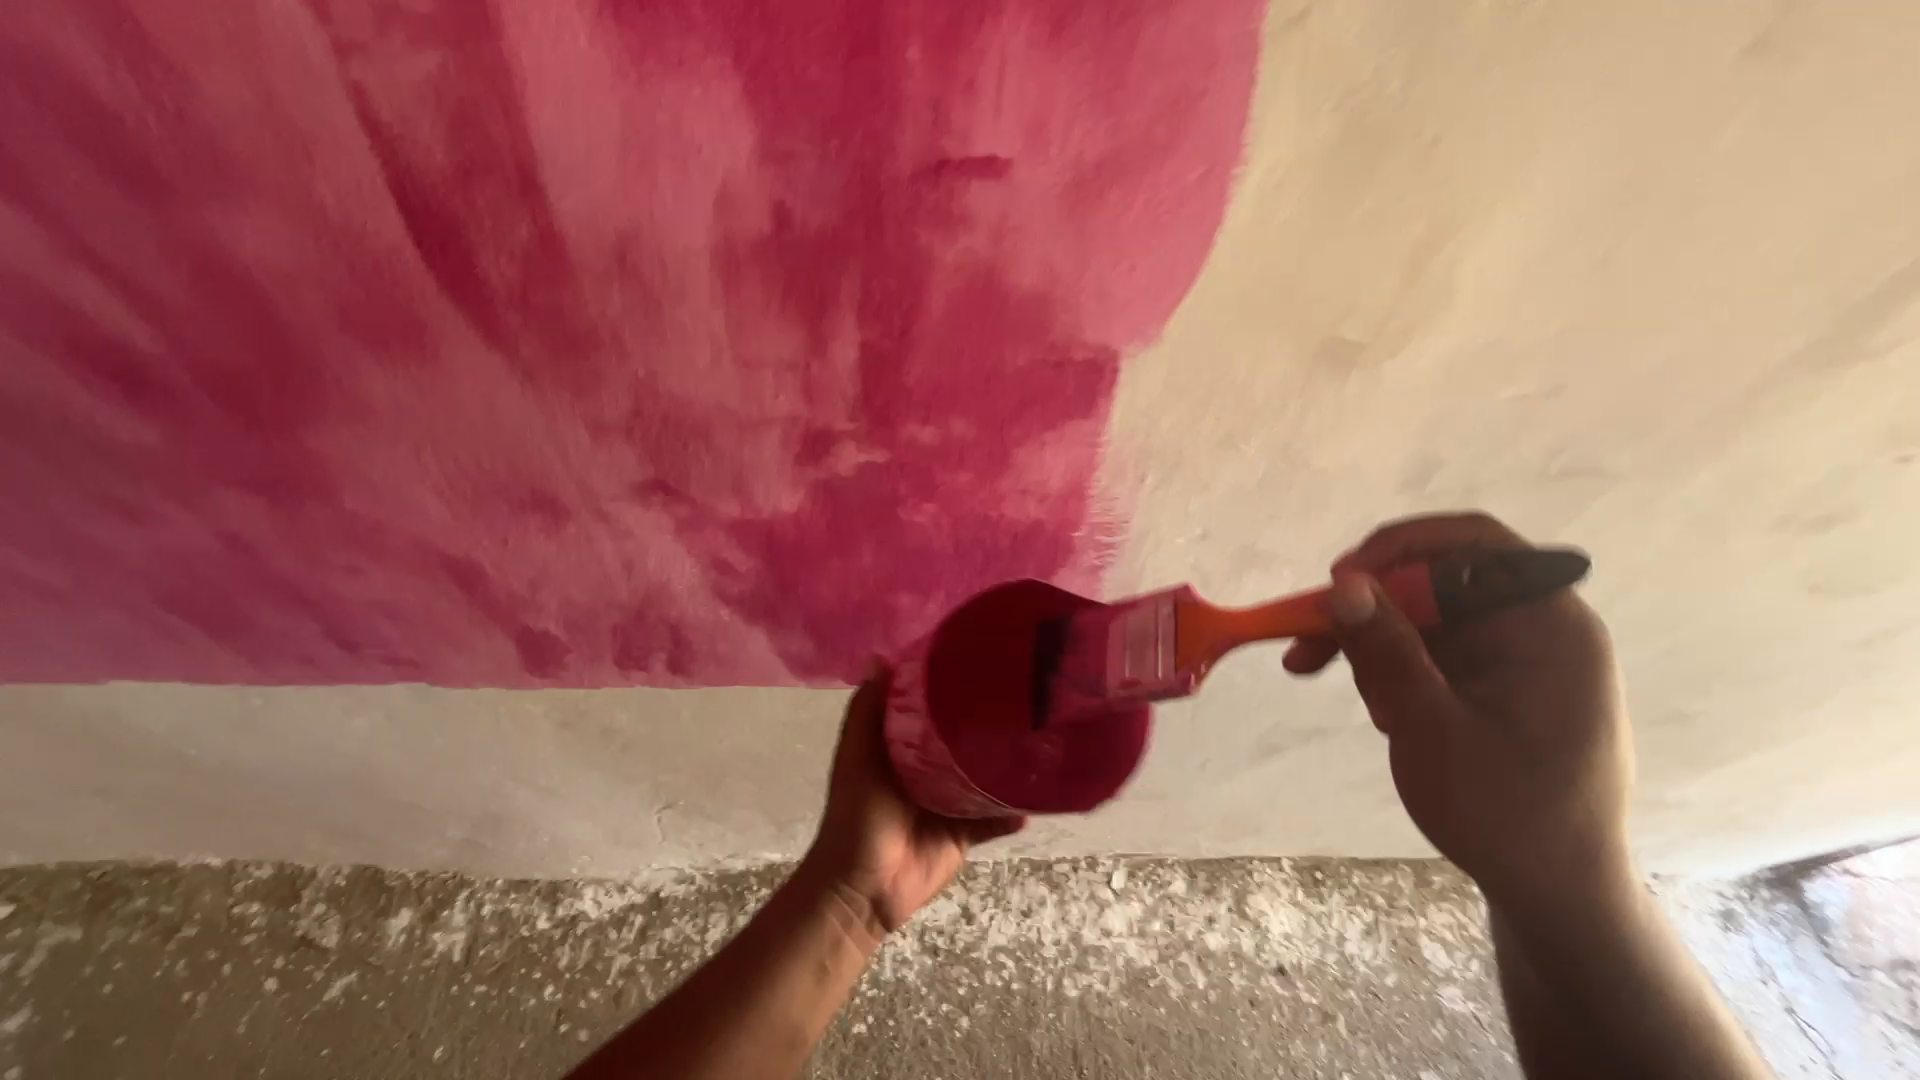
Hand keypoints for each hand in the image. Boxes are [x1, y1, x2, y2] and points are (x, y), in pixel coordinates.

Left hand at [798, 663, 1026, 941]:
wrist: (864, 889)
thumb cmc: (857, 816)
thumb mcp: (857, 757)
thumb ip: (868, 712)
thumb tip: (881, 655)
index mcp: (900, 747)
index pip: (928, 707)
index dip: (949, 685)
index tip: (980, 656)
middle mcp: (926, 769)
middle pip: (963, 740)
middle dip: (988, 723)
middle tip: (1027, 695)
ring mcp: (948, 802)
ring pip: (984, 777)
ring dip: (1008, 765)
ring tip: (1043, 738)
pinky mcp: (964, 834)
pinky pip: (995, 818)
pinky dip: (1014, 809)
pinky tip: (1039, 796)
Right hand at [1283, 512, 1634, 904]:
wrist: (1555, 891)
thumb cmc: (1504, 812)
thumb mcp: (1431, 729)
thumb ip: (1386, 650)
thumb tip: (1343, 583)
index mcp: (1549, 626)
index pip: (1474, 545)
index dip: (1399, 547)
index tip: (1337, 580)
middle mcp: (1537, 627)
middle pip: (1436, 582)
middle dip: (1368, 610)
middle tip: (1306, 645)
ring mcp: (1515, 655)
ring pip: (1423, 617)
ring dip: (1372, 645)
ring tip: (1359, 702)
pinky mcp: (1495, 681)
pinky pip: (1430, 650)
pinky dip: (1391, 668)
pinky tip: (1379, 710)